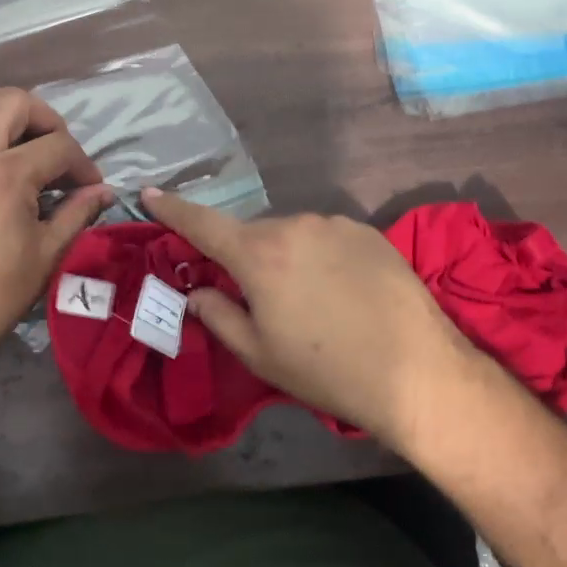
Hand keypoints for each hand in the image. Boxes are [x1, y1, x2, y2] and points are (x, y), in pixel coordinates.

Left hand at [0, 85, 111, 410]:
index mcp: (6, 176)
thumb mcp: (47, 254)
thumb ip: (77, 213)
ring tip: (12, 131)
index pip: (57, 146)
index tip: (89, 185)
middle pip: (12, 102)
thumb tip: (103, 191)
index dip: (82, 163)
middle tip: (55, 149)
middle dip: (44, 119)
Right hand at [141, 189, 490, 441]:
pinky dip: (322, 258)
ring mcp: (337, 225)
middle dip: (246, 258)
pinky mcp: (370, 233)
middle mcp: (295, 226)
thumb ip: (218, 315)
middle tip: (261, 301)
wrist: (417, 374)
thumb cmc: (325, 370)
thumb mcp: (258, 354)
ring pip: (293, 236)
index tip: (149, 192)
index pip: (203, 223)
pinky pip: (328, 239)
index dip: (172, 209)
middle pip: (252, 234)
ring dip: (287, 258)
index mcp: (259, 254)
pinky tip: (343, 294)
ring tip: (311, 304)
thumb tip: (198, 292)